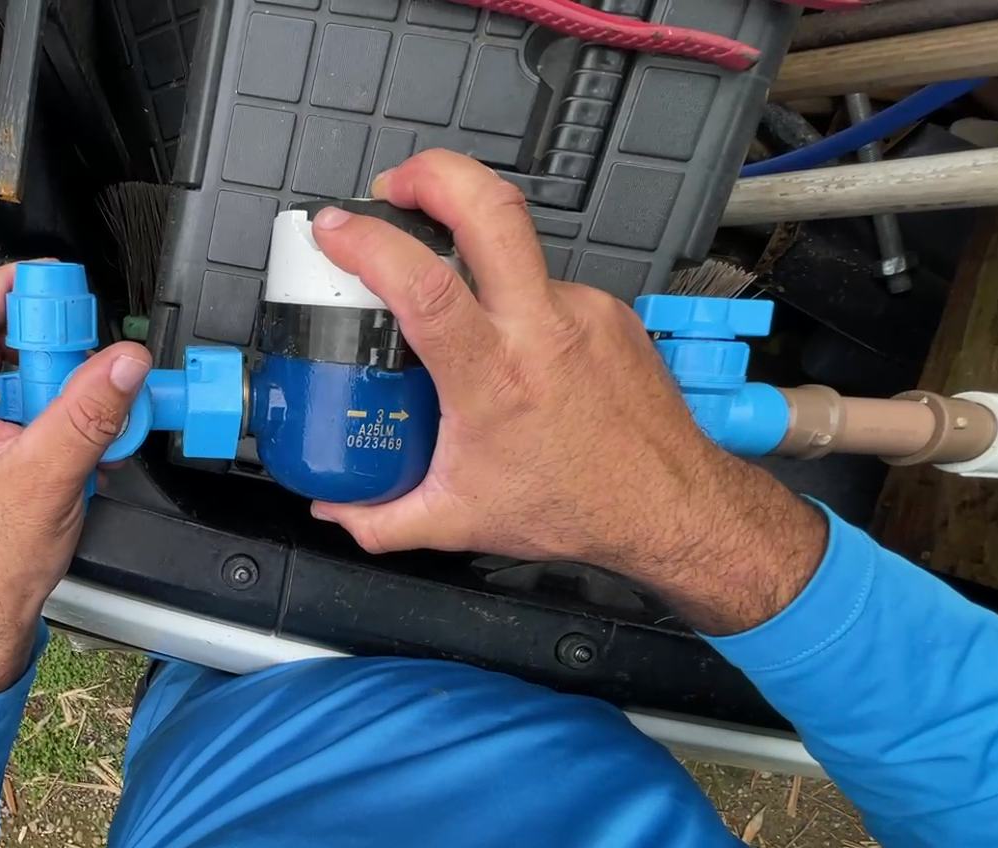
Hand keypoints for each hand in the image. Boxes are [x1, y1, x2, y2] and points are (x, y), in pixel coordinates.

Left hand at [0, 263, 151, 689]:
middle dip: (48, 347)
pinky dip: (56, 415)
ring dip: (59, 386)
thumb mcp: (50, 475)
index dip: (11, 291)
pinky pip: (23, 413)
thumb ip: (90, 413)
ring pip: (15, 382)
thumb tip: (120, 363)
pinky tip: (83, 435)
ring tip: (89, 402)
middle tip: (87, 347)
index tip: (51, 277)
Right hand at [306, 151, 824, 633]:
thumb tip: (331, 508)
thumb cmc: (572, 507)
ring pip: (513, 245)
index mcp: (493, 380)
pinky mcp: (605, 310)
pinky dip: (506, 297)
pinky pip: (539, 283)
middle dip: (435, 174)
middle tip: (393, 184)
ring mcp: (580, 311)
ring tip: (435, 283)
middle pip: (492, 210)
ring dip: (465, 244)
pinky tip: (496, 338)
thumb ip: (375, 520)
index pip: (427, 287)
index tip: (336, 229)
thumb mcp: (452, 522)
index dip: (373, 245)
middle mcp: (541, 331)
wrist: (666, 509)